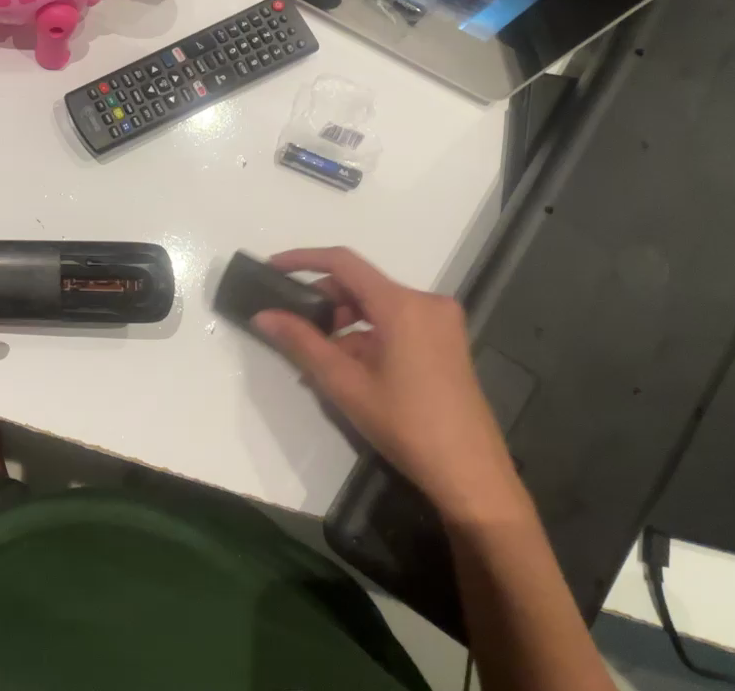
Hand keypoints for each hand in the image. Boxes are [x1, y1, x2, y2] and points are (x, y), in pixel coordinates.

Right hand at [252, 247, 526, 524]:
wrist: (471, 474)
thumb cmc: (406, 424)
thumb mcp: (344, 383)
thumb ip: (301, 342)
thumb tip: (263, 315)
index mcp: (403, 306)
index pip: (344, 263)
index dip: (302, 260)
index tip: (271, 269)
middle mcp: (426, 304)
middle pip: (360, 286)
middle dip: (322, 303)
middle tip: (292, 330)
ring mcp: (440, 324)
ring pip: (375, 307)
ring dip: (342, 325)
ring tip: (318, 361)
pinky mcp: (445, 343)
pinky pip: (394, 324)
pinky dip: (365, 338)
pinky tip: (347, 371)